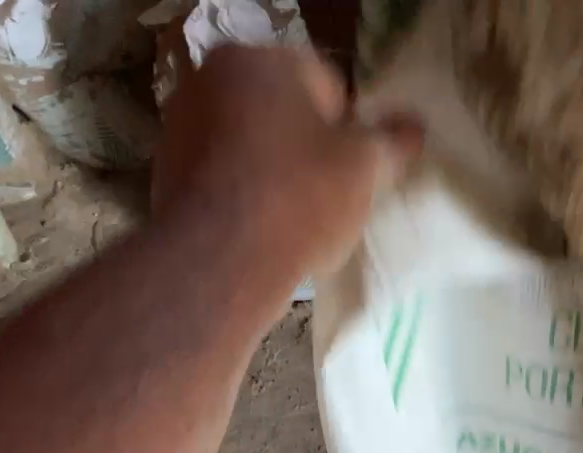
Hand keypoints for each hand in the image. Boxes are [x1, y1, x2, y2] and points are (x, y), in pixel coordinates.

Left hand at [152, 45, 420, 281]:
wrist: (222, 262)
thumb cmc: (300, 201)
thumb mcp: (364, 170)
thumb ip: (391, 143)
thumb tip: (414, 127)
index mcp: (260, 59)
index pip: (327, 83)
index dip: (353, 130)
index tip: (360, 172)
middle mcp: (209, 77)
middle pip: (284, 113)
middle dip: (312, 149)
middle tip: (335, 196)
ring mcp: (182, 125)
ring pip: (253, 146)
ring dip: (279, 174)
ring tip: (301, 220)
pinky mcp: (168, 173)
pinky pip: (225, 177)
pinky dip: (248, 197)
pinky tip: (266, 231)